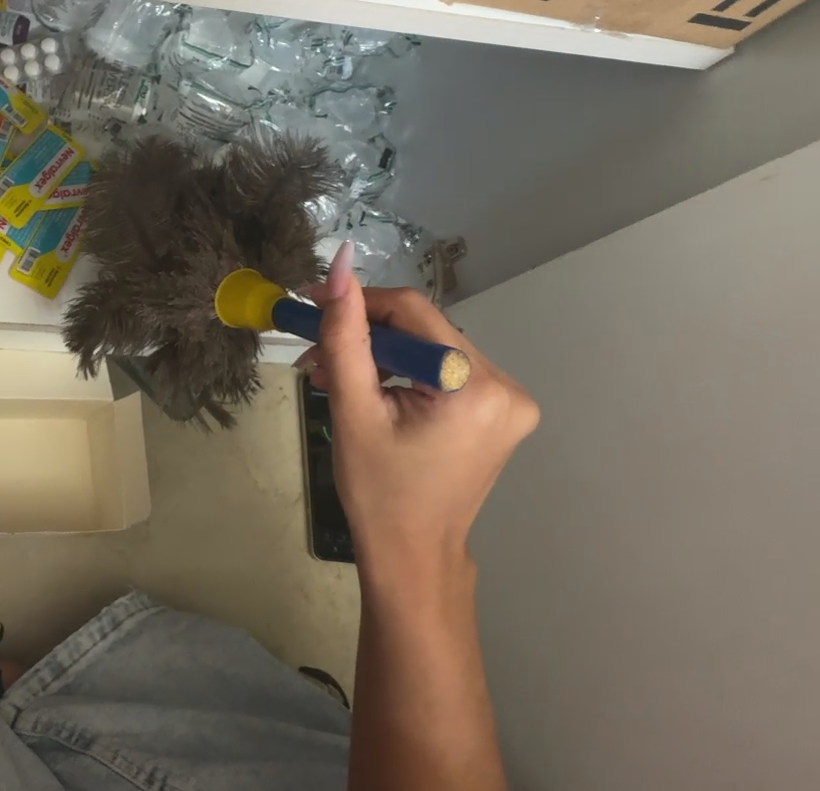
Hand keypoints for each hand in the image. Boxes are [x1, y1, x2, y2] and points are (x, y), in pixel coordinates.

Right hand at [300, 246, 538, 581]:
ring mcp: (510, 399)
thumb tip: (339, 266)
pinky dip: (402, 369)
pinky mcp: (501, 409)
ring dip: (379, 351)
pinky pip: (442, 367)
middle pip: (422, 328)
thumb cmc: (377, 489)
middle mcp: (507, 386)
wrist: (412, 552)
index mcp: (475, 388)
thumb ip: (344, 335)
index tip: (308, 305)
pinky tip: (371, 387)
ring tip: (333, 375)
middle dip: (364, 334)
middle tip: (314, 353)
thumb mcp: (352, 408)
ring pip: (429, 345)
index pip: (411, 312)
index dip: (357, 301)